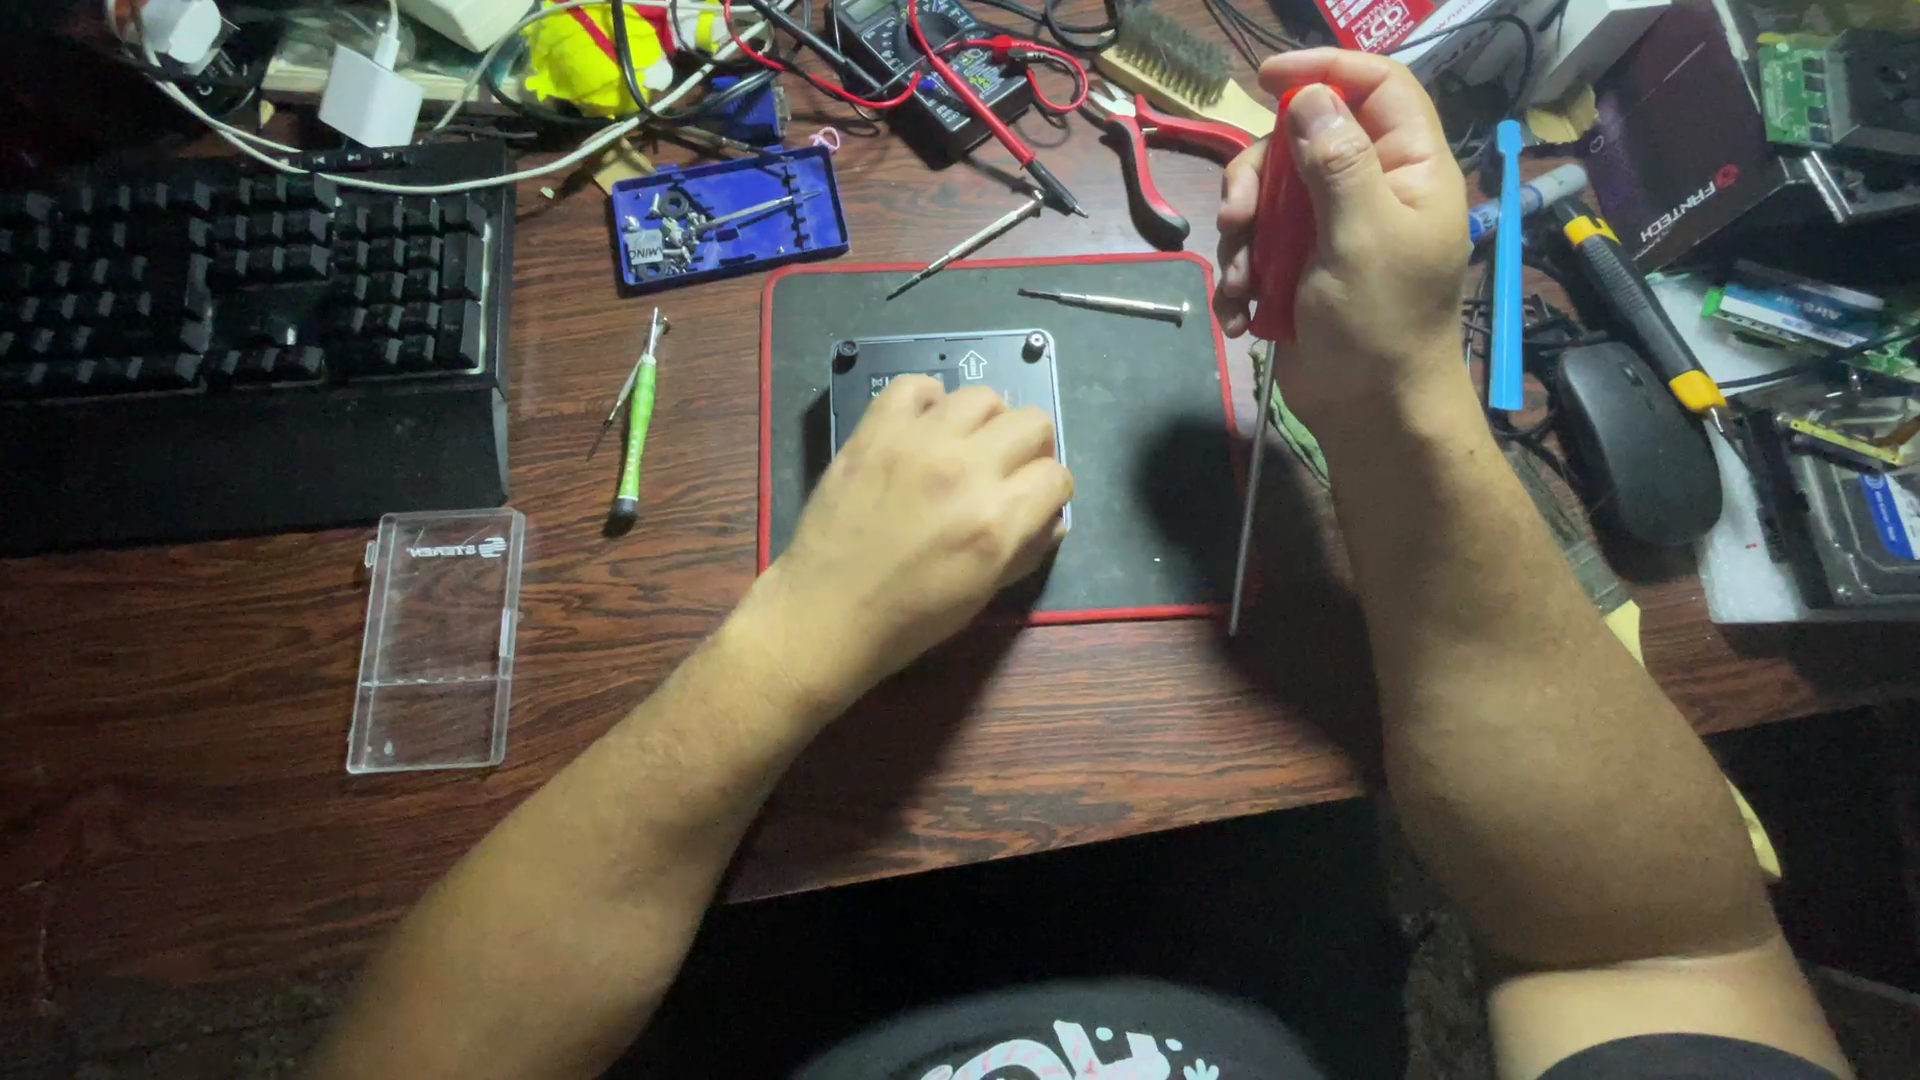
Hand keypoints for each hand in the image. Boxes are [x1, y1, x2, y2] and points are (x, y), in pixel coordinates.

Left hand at [744, 376, 1071, 707]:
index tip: (1035, 501)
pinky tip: (923, 428)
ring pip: (982, 396)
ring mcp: (917, 443)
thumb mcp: (985, 594)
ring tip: (964, 447)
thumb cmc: (912, 616)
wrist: (828, 612)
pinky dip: (928, 402)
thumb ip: (1028, 549)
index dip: (1052, 491)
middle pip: (1033, 422)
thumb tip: (1052, 515)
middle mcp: (966, 470)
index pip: (1057, 475)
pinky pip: (915, 385)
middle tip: (1006, 470)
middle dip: (1031, 448)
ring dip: (985, 422)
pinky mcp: (875, 432)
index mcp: (998, 521)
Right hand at [1214, 49, 1470, 430]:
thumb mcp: (1362, 236)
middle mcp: (1364, 193)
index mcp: (1406, 171)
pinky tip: (1239, 315)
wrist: (1365, 407)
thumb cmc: (1380, 322)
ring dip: (1240, 244)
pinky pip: (1253, 255)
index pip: (1374, 90)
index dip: (1326, 72)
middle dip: (1256, 181)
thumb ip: (1337, 163)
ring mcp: (1324, 236)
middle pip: (1299, 147)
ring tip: (1240, 285)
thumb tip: (1309, 99)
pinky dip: (1238, 282)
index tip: (1268, 78)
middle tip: (1234, 219)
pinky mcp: (1293, 275)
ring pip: (1265, 204)